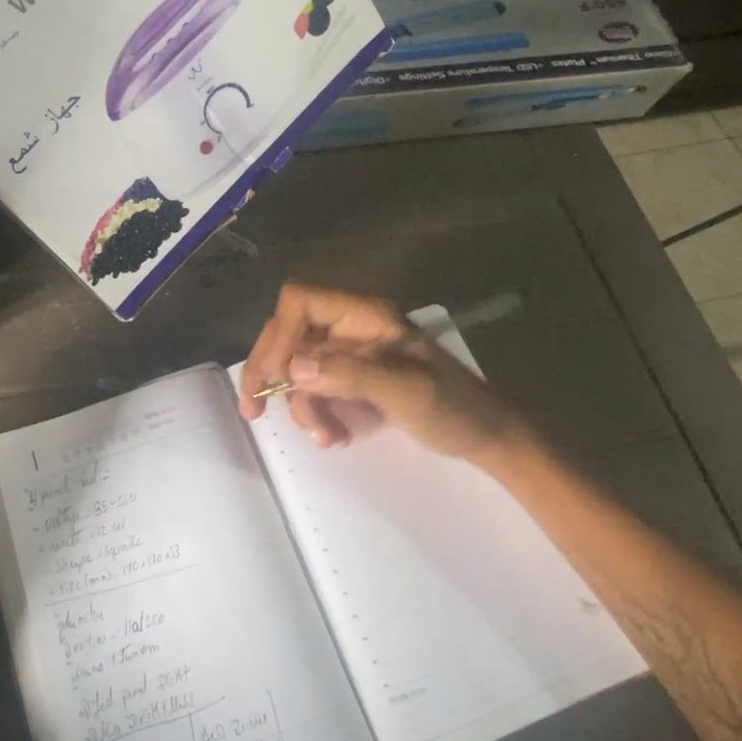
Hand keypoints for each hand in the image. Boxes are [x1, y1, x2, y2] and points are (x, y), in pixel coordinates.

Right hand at [239, 284, 525, 462]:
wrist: (488, 436)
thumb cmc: (455, 408)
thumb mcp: (407, 392)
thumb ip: (350, 375)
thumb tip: (294, 368)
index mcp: (365, 315)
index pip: (300, 302)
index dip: (279, 334)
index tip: (275, 377)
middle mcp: (350, 326)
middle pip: (288, 334)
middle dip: (271, 374)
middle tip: (253, 412)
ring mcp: (349, 352)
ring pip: (297, 368)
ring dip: (301, 406)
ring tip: (324, 438)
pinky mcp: (352, 378)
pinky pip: (315, 389)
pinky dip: (316, 414)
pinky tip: (333, 437)